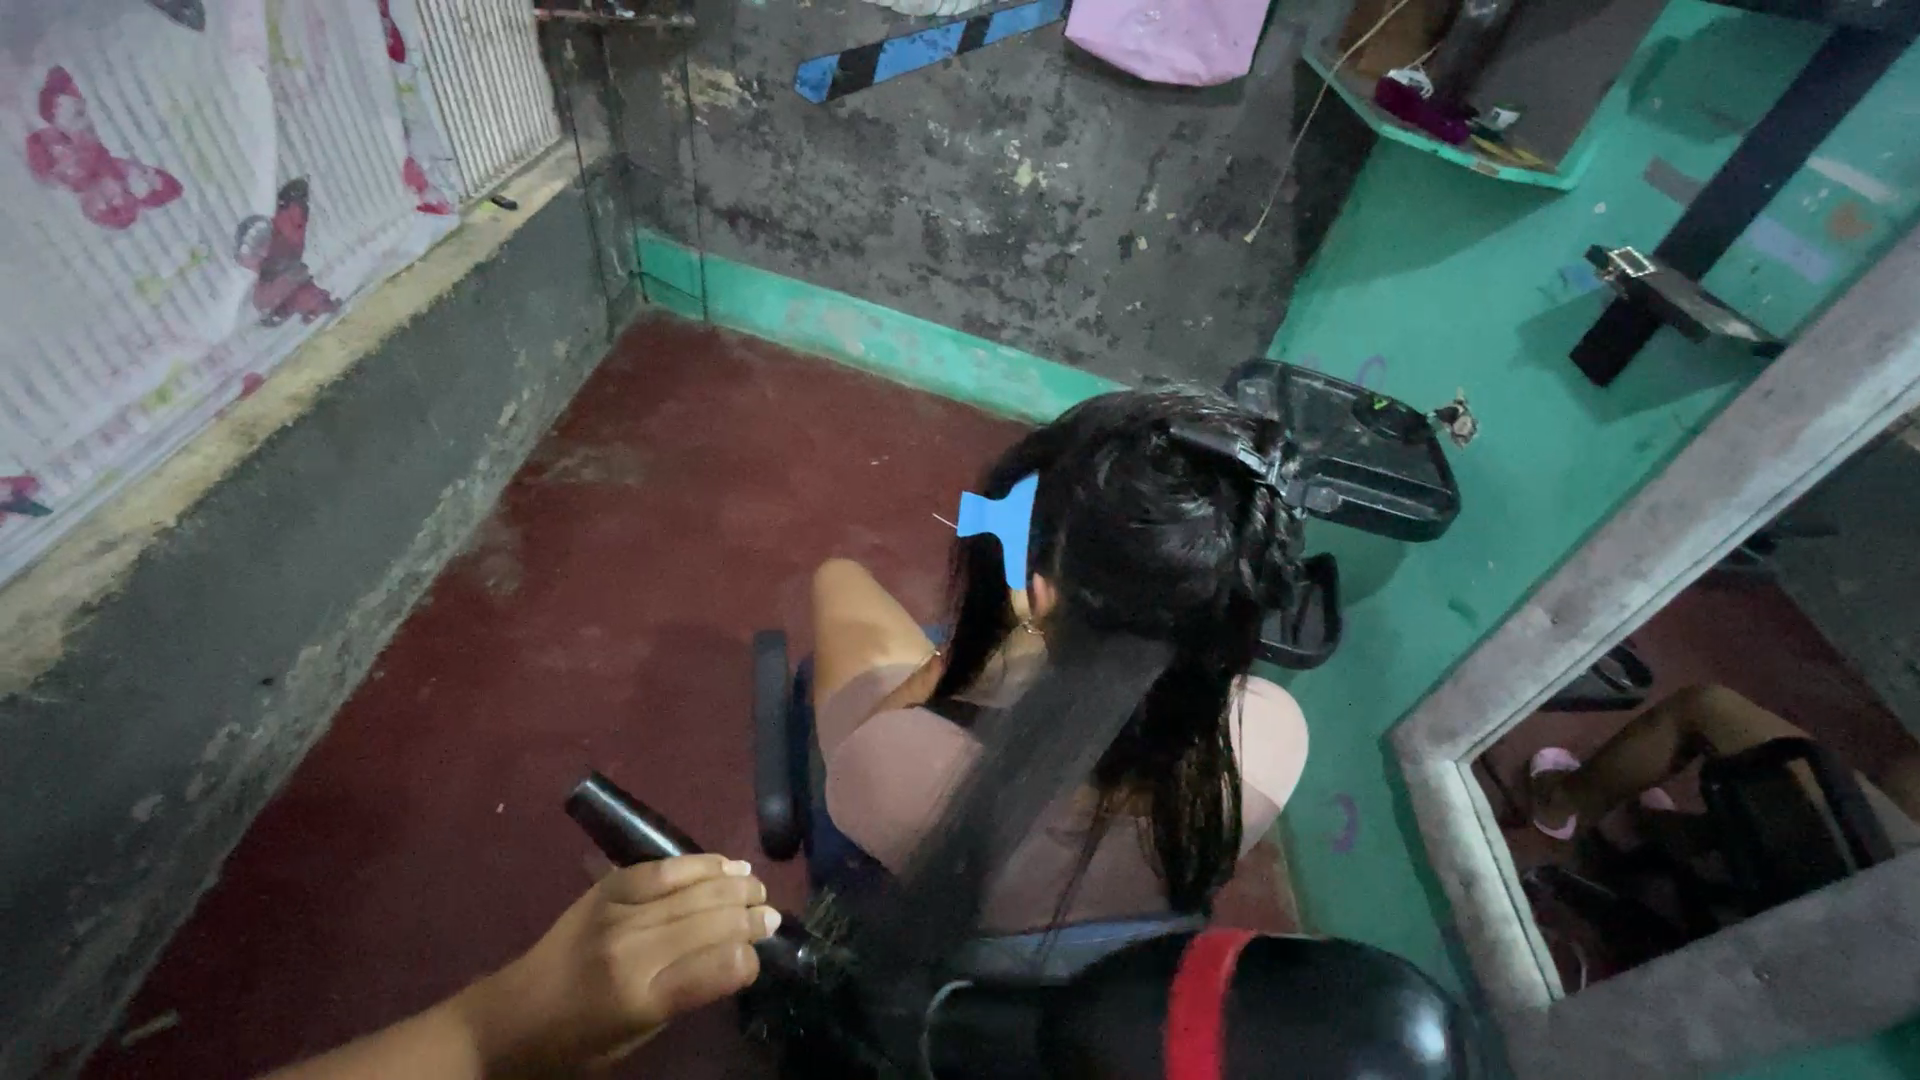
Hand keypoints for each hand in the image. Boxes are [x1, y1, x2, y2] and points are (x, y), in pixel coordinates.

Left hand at [457, 854, 780, 1069]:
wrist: (510, 1017)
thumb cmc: (578, 1042)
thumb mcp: (638, 1036)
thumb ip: (688, 994)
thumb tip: (738, 956)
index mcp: (638, 999)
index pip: (714, 969)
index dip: (748, 955)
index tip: (763, 951)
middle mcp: (630, 950)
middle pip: (709, 921)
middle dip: (749, 916)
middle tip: (771, 915)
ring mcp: (617, 913)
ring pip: (693, 889)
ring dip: (733, 886)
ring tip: (756, 888)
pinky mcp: (607, 888)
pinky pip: (664, 869)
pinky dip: (701, 864)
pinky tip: (724, 866)